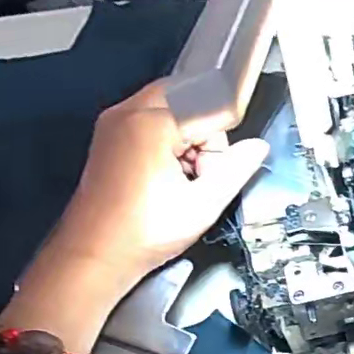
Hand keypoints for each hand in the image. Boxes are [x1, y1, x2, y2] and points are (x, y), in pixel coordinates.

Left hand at [54, 79, 267, 282]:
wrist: (95, 254)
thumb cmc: (142, 233)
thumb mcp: (203, 204)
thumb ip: (236, 169)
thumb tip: (257, 147)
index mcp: (151, 124)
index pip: (211, 110)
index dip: (225, 142)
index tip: (227, 167)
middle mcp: (128, 113)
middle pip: (190, 99)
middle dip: (205, 133)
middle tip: (200, 173)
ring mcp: (115, 123)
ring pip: (172, 108)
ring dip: (187, 137)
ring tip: (182, 179)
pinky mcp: (110, 137)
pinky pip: (152, 121)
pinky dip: (169, 141)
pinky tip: (167, 176)